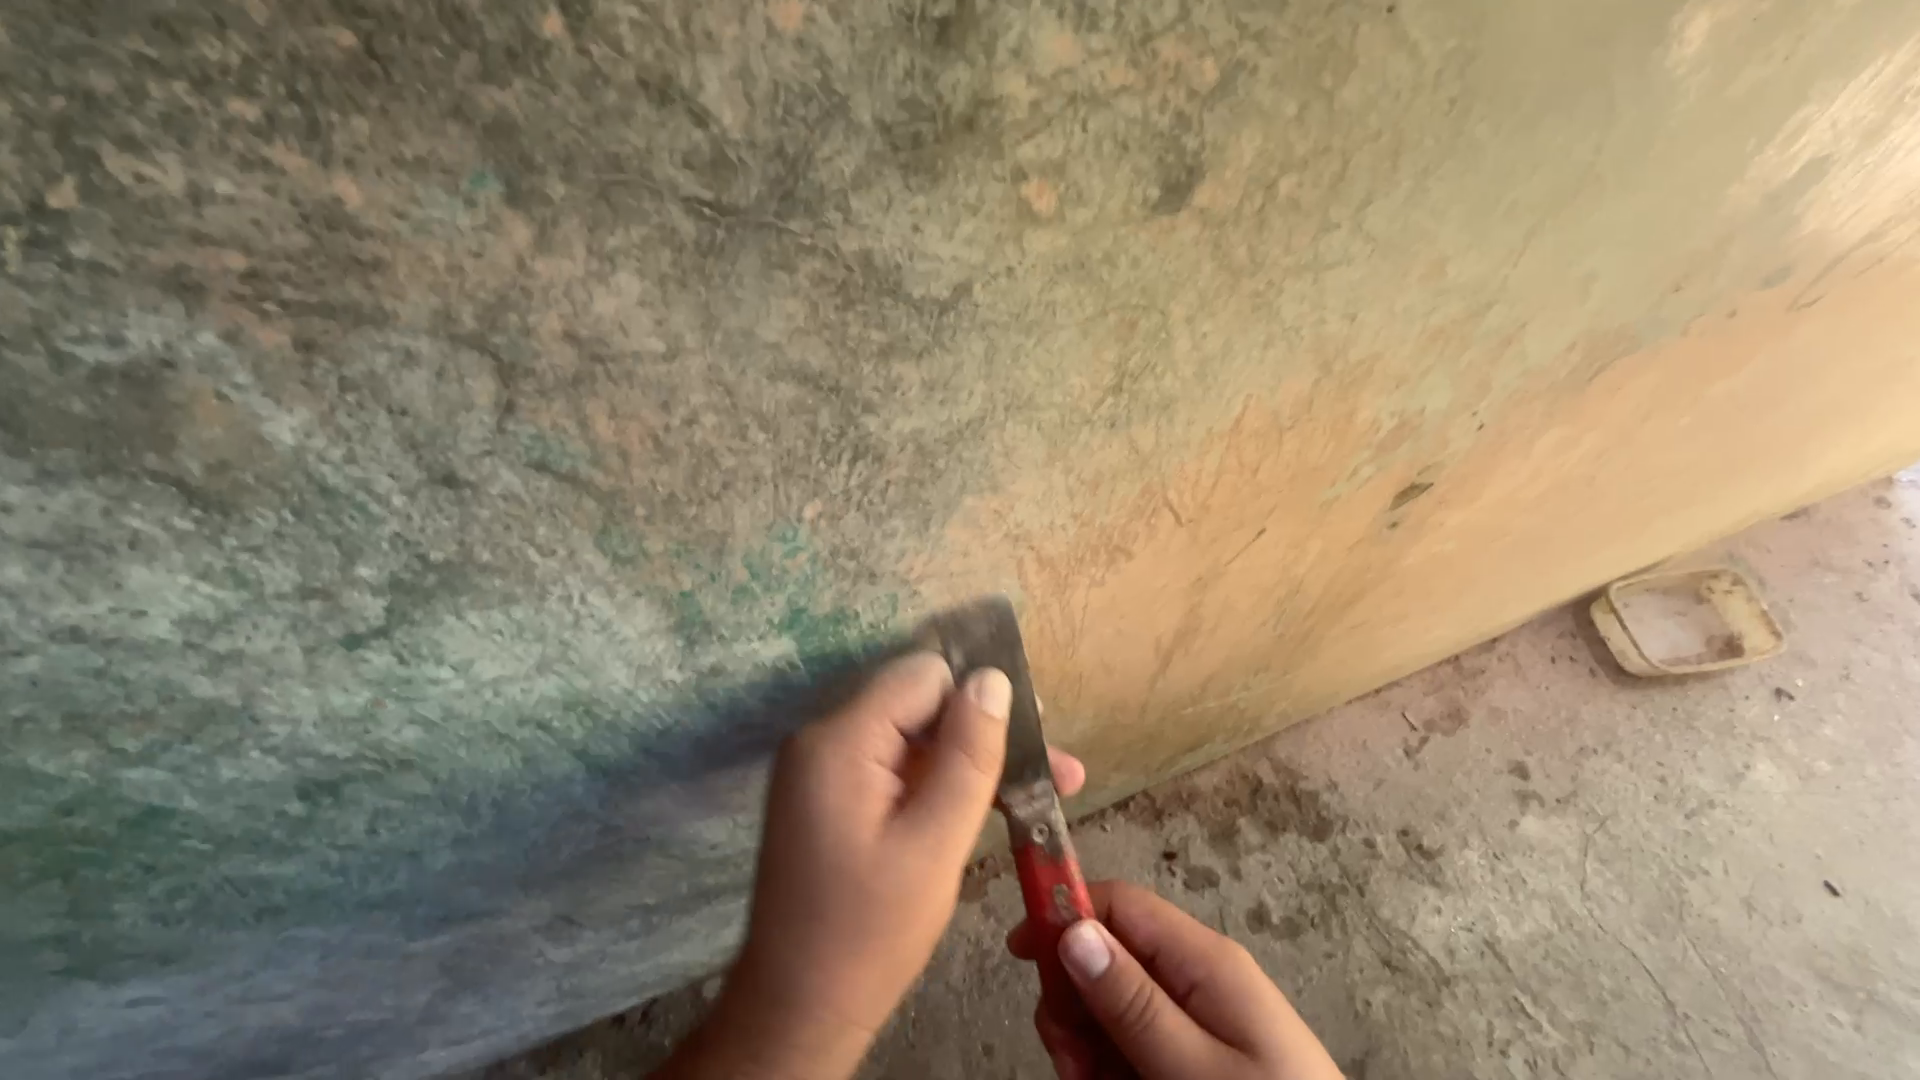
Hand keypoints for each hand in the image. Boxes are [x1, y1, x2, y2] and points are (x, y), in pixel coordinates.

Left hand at [659, 651, 1085, 1079]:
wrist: (799, 1006)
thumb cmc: (871, 932)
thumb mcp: (934, 843)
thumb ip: (968, 755)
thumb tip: (993, 677)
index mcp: (840, 740)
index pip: (922, 676)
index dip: (978, 696)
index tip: (1034, 732)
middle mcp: (823, 738)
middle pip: (918, 704)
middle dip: (983, 730)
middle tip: (1053, 767)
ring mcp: (822, 767)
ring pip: (911, 736)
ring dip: (968, 759)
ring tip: (1038, 790)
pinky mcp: (829, 794)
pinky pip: (893, 765)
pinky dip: (937, 780)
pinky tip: (986, 803)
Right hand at [1008, 881, 1343, 1079]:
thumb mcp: (1195, 1070)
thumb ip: (1134, 1003)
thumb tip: (1073, 929)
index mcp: (1203, 960)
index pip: (1119, 903)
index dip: (1064, 912)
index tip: (1019, 953)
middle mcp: (1195, 976)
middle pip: (1107, 955)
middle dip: (1073, 1000)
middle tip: (1069, 1060)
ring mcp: (1194, 1016)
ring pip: (1110, 1004)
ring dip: (1086, 1043)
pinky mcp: (1192, 1052)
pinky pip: (1131, 1041)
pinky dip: (1108, 1065)